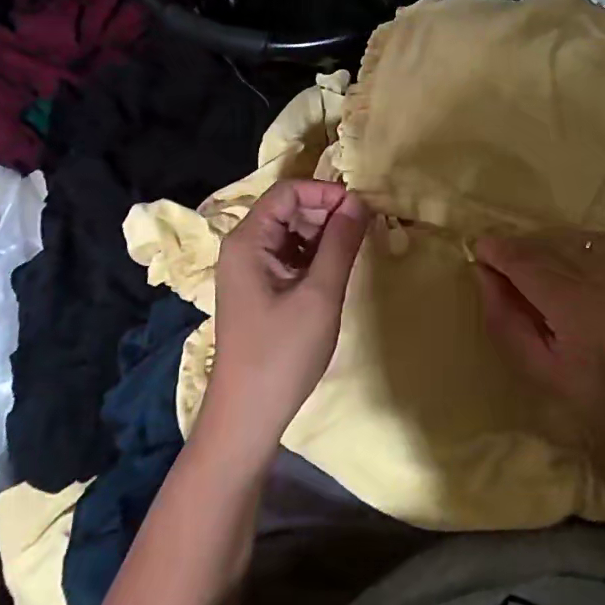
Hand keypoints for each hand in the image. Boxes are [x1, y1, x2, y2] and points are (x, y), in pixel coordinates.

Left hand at [204, 180, 369, 444]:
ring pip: (287, 233)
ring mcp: (247, 269)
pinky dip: (311, 256)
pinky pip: (285, 256)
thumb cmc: (282, 353)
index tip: (360, 207)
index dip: (323, 191)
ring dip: (320, 235)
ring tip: (353, 250)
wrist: (248, 412)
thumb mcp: (319, 295)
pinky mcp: (257, 289)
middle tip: (362, 230)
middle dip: (324, 212)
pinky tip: (334, 270)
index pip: (286, 192)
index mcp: (247, 240)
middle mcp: (242, 246)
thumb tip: (357, 202)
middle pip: (285, 210)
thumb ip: (339, 244)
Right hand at [475, 230, 604, 481]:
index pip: (529, 262)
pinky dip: (587, 251)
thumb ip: (506, 322)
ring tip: (543, 271)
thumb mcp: (547, 378)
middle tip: (506, 266)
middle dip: (523, 249)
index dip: (499, 251)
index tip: (479, 250)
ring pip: (580, 238)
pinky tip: (582, 273)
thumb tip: (483, 273)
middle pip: (553, 243)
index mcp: (590, 316)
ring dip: (553, 248)